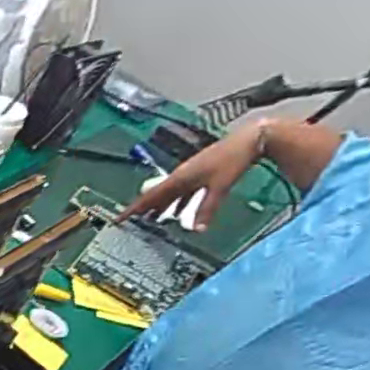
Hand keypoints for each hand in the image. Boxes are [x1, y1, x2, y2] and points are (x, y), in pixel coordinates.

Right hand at [122, 119, 267, 230]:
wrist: (251, 139)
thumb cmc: (233, 160)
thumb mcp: (220, 187)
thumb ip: (207, 209)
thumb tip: (197, 230)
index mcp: (178, 179)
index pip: (149, 197)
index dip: (133, 209)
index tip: (118, 219)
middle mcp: (179, 176)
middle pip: (155, 196)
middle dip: (142, 209)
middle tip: (130, 222)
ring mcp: (189, 174)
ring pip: (168, 194)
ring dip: (159, 207)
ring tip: (151, 220)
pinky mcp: (199, 173)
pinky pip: (181, 191)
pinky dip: (176, 202)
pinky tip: (178, 212)